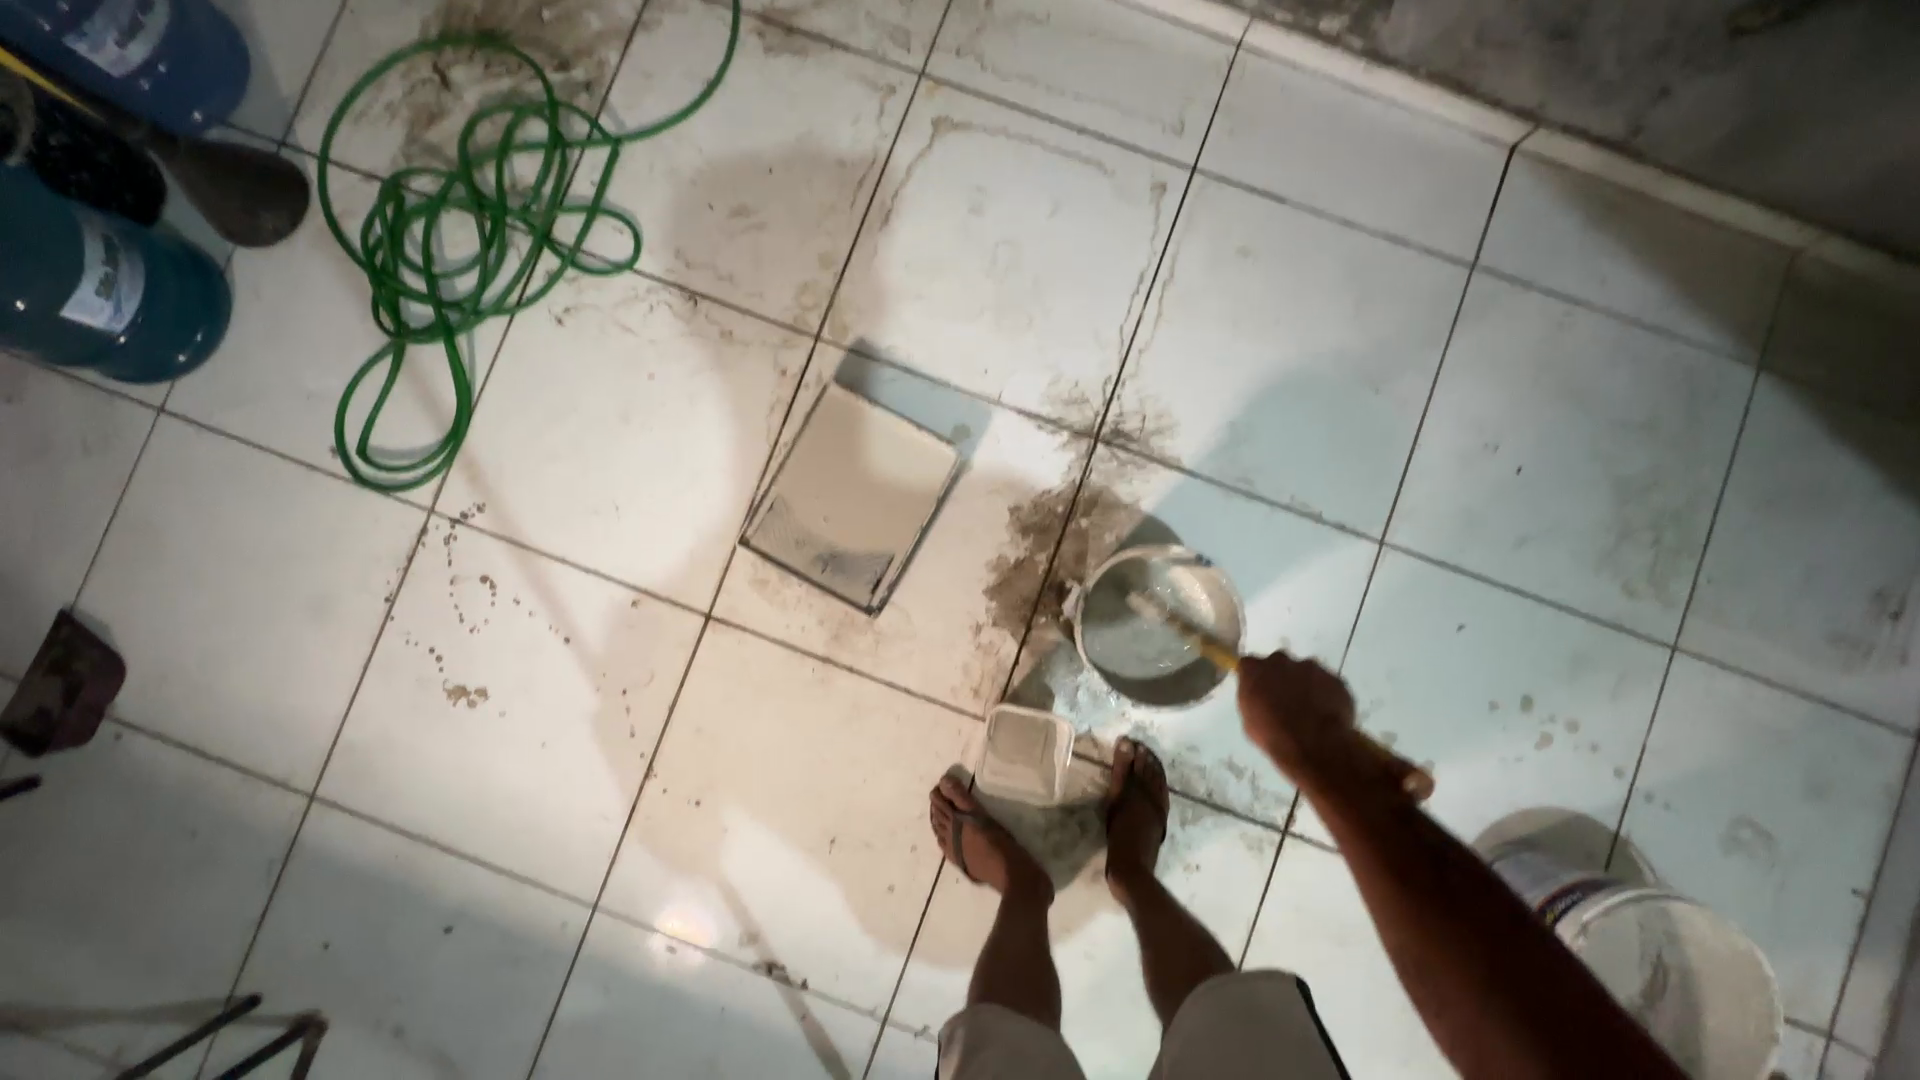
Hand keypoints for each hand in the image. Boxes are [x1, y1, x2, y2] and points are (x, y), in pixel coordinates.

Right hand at [1235, 651, 1356, 776]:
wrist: (1314, 743)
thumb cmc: (1273, 734)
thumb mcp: (1249, 720)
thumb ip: (1253, 700)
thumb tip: (1261, 698)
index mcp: (1254, 668)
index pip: (1249, 665)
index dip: (1255, 678)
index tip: (1258, 691)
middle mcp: (1280, 660)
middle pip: (1278, 663)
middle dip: (1280, 678)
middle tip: (1283, 701)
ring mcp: (1310, 667)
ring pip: (1305, 672)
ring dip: (1304, 685)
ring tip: (1309, 710)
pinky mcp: (1334, 678)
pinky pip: (1327, 684)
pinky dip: (1325, 694)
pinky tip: (1325, 714)